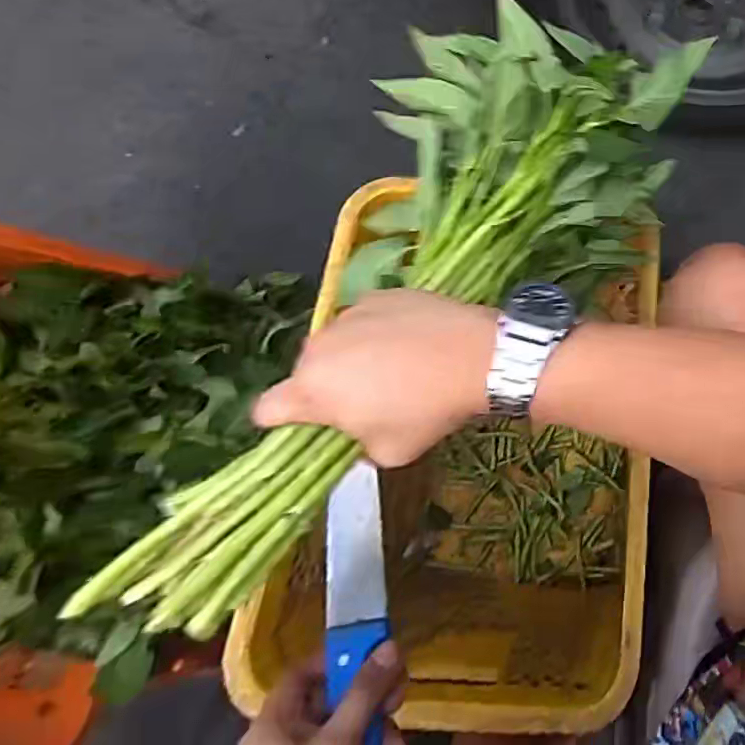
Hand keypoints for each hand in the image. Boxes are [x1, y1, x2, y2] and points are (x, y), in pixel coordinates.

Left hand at [240, 645, 407, 744]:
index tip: (375, 657)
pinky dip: (370, 743)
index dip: (340, 656)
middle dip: (373, 697)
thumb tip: (391, 644)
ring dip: (378, 726)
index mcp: (274, 719)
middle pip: (334, 697)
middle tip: (397, 701)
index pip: (305, 669)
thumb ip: (364, 692)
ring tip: (394, 741)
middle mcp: (285, 735)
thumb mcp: (339, 738)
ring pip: (347, 725)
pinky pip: (347, 744)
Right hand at [253, 289, 495, 465]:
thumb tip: (358, 432)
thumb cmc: (429, 409)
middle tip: (366, 399)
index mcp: (311, 389)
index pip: (266, 409)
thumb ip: (356, 445)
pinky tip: (412, 339)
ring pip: (337, 341)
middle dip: (325, 387)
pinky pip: (367, 317)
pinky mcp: (383, 293)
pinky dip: (379, 329)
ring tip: (396, 365)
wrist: (478, 354)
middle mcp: (321, 344)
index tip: (309, 427)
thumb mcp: (388, 451)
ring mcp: (352, 312)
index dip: (282, 422)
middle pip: (306, 371)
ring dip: (352, 354)